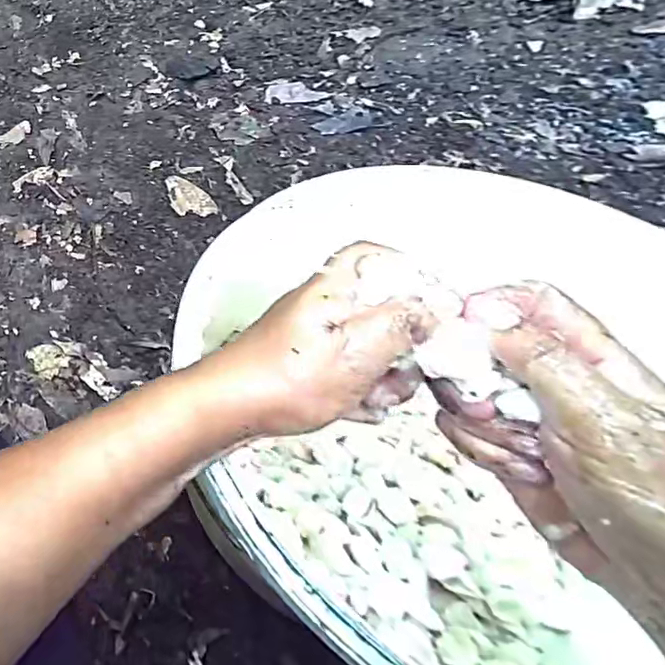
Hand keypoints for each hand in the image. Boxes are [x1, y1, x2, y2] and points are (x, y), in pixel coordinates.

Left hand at [200, 242, 436, 437]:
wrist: (231, 408)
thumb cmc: (280, 379)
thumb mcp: (357, 350)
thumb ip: (401, 323)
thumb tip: (433, 306)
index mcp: (332, 288)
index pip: (376, 256)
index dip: (410, 277)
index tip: (432, 313)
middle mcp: (322, 306)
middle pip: (383, 308)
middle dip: (402, 344)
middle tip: (396, 368)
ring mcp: (315, 334)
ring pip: (372, 346)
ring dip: (382, 376)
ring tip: (368, 394)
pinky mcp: (308, 362)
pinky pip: (352, 371)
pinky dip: (359, 391)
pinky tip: (352, 406)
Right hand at [433, 282, 664, 595]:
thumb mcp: (607, 418)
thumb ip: (541, 358)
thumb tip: (485, 312)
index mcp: (590, 357)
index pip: (530, 301)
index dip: (490, 304)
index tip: (462, 327)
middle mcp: (553, 379)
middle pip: (480, 343)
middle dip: (471, 371)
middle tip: (489, 401)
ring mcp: (526, 414)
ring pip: (463, 388)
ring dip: (478, 419)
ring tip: (525, 450)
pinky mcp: (505, 447)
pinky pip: (460, 428)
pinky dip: (477, 447)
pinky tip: (521, 470)